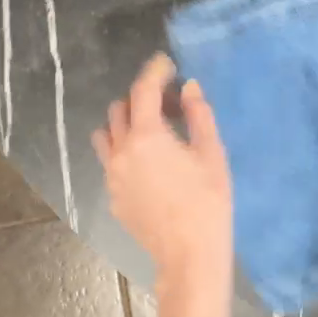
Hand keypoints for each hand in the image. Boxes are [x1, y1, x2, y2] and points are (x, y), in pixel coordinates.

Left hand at [92, 54, 232, 294]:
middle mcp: (121, 150)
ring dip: (125, 125)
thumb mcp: (211, 154)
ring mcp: (112, 175)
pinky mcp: (112, 196)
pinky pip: (111, 162)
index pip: (144, 90)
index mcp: (147, 135)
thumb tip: (189, 88)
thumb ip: (199, 116)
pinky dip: (125, 152)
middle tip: (169, 106)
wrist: (188, 253)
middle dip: (142, 99)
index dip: (155, 72)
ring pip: (106, 136)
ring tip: (152, 134)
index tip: (165, 63)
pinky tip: (151, 166)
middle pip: (119, 110)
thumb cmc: (208, 200)